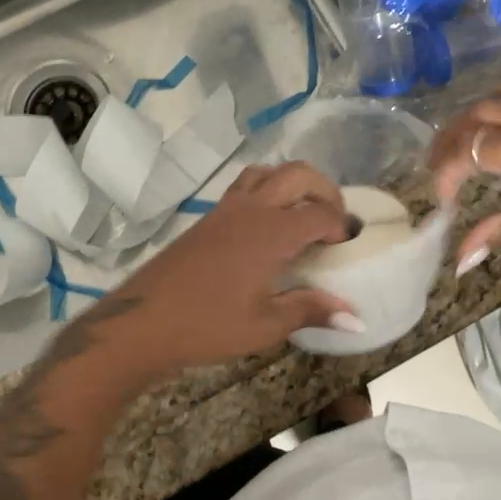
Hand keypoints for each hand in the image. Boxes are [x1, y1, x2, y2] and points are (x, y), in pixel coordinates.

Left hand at [79, 163, 357, 377]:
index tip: (354, 241)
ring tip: (304, 212)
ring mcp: (225, 210)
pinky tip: (267, 226)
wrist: (143, 322)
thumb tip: (357, 317)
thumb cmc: (208, 326)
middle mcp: (251, 210)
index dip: (342, 225)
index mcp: (271, 233)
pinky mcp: (207, 219)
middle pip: (298, 174)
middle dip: (325, 190)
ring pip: (267, 172)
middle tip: (335, 219)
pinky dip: (267, 191)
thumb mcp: (265, 325)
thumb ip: (311, 310)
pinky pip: (245, 186)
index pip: (320, 214)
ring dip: (292, 183)